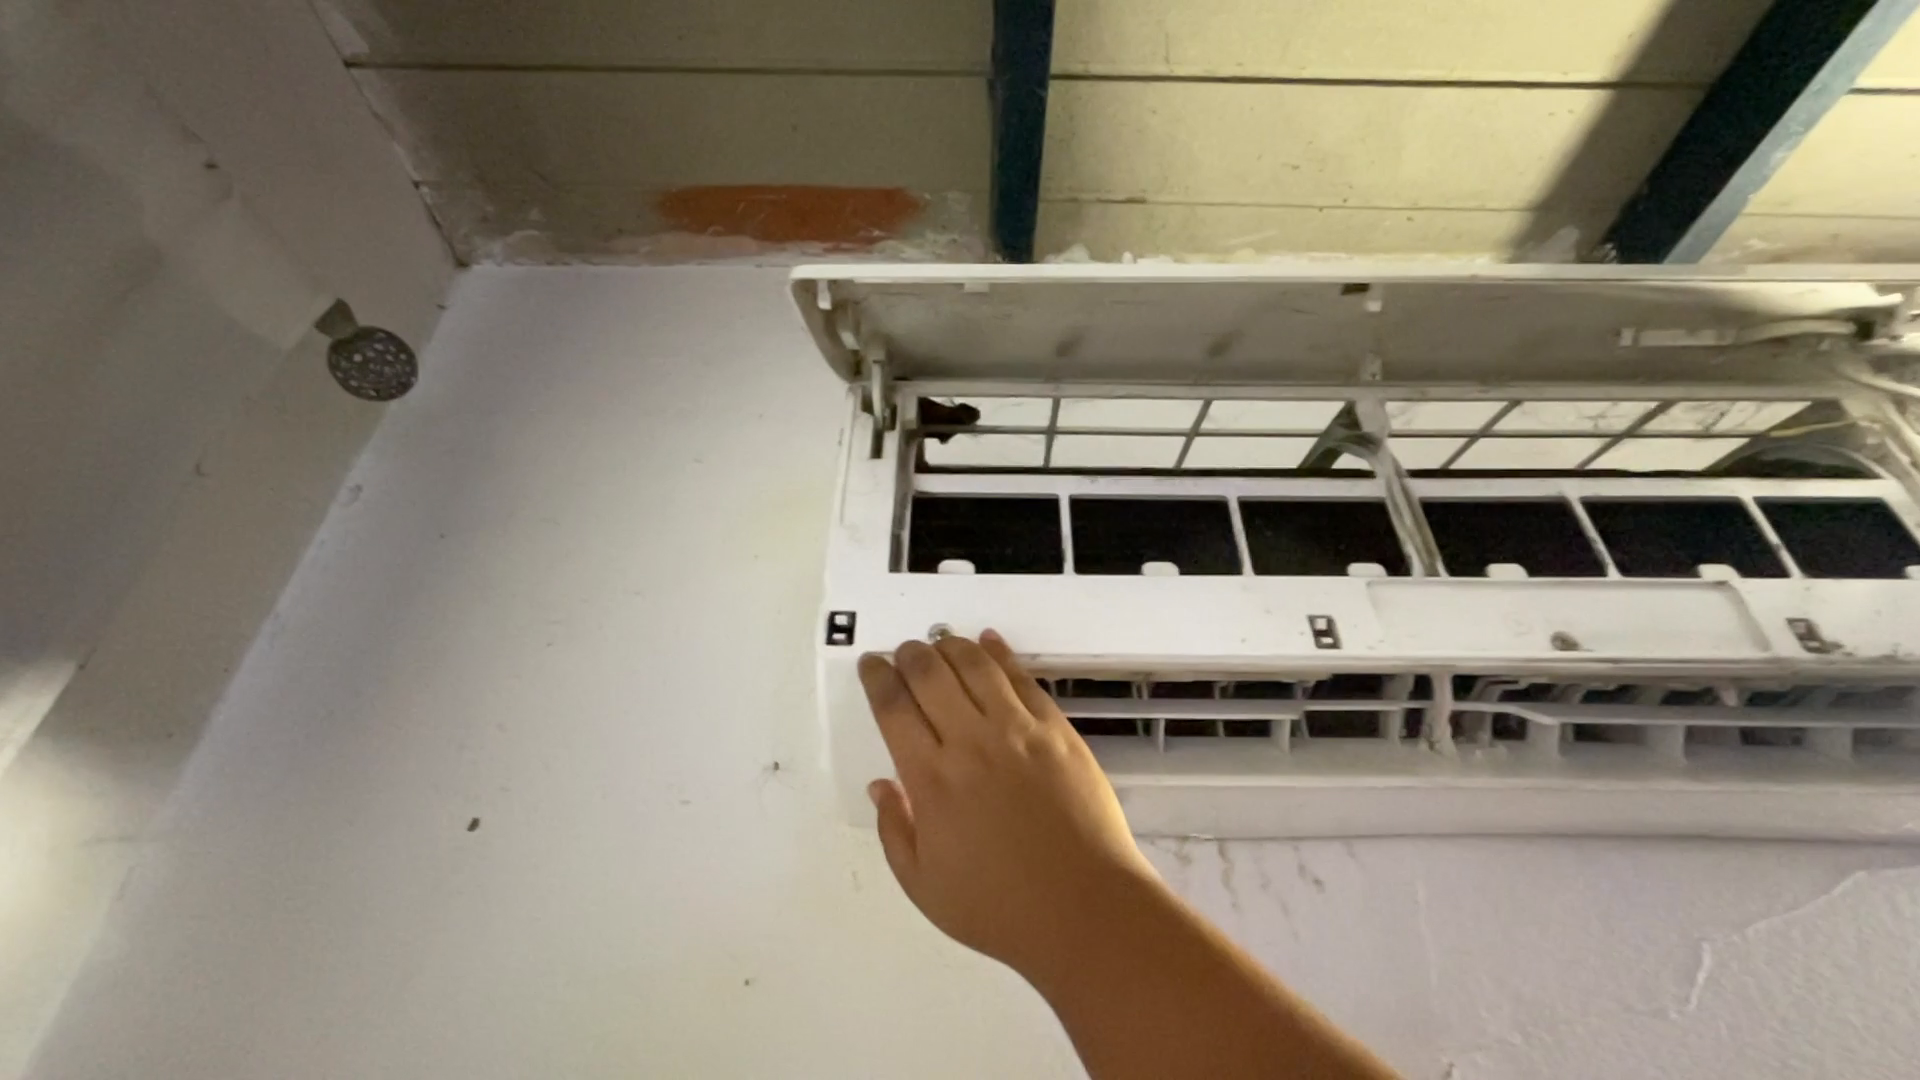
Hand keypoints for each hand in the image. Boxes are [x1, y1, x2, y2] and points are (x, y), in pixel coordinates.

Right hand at [858, 630, 1160, 979]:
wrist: (1084, 908)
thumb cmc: (997, 907)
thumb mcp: (923, 885)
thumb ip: (895, 830)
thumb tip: (880, 783)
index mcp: (930, 779)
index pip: (894, 708)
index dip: (878, 677)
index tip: (872, 664)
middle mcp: (970, 742)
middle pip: (931, 674)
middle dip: (911, 653)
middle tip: (905, 651)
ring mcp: (1018, 731)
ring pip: (976, 666)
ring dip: (952, 645)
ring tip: (941, 640)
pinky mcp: (1057, 730)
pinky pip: (1023, 678)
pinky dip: (1001, 654)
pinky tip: (989, 642)